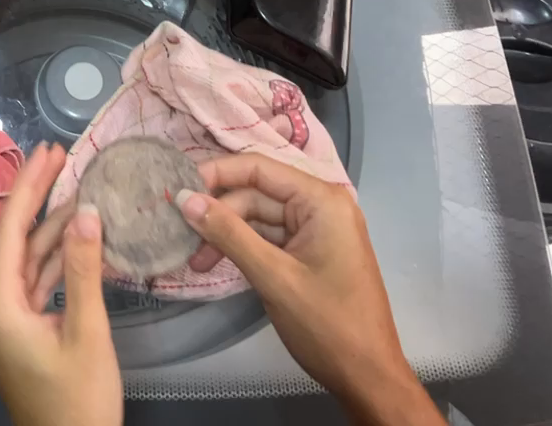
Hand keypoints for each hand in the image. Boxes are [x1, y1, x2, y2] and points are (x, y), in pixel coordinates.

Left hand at [0, 142, 121, 425]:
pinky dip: (54, 259)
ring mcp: (2, 319)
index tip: (48, 152)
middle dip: (38, 197)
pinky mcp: (17, 330)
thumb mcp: (86, 333)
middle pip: (14, 238)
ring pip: (26, 258)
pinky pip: (33, 281)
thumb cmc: (78, 404)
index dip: (29, 186)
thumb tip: (85, 212)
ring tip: (78, 189)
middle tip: (60, 156)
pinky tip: (77, 235)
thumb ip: (83, 269)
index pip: (9, 229)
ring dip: (52, 227)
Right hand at [178, 154, 443, 425]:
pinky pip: (268, 237)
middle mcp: (320, 206)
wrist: (371, 383)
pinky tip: (216, 262)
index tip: (180, 188)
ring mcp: (316, 229)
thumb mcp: (272, 277)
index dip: (217, 174)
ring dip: (226, 235)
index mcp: (321, 200)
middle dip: (219, 214)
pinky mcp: (309, 252)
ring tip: (196, 260)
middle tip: (183, 235)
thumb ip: (228, 233)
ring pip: (257, 217)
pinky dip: (242, 248)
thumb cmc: (328, 326)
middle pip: (255, 194)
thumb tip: (184, 198)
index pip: (259, 168)